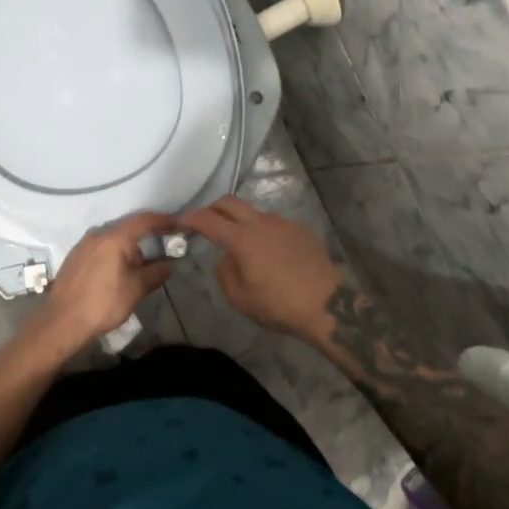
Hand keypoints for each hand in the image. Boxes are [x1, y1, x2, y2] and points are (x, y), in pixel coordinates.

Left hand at [19, 212, 177, 359]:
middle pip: (127, 229)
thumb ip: (155, 273)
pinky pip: (100, 248)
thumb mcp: (135, 289)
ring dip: (129, 249)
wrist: (62, 322)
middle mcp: (97, 235)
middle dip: (146, 238)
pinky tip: (118, 273)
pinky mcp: (74, 258)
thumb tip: (169, 264)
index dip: (163, 220)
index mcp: (114, 238)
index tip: (177, 224)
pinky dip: (114, 254)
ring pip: (113, 240)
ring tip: (140, 269)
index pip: (143, 220)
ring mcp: (83, 245)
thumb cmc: (103, 304)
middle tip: (161, 251)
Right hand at [181, 196, 341, 344]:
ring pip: (254, 212)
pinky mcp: (301, 230)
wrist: (327, 304)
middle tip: (206, 222)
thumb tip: (227, 258)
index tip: (180, 221)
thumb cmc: (279, 305)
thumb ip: (225, 273)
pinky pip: (275, 224)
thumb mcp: (240, 299)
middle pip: (230, 202)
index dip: (191, 218)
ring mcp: (284, 223)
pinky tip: (269, 252)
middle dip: (213, 208)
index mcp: (242, 239)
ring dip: (241, 220)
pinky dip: (263, 231)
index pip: (208, 220)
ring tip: (241, 242)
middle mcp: (261, 223)